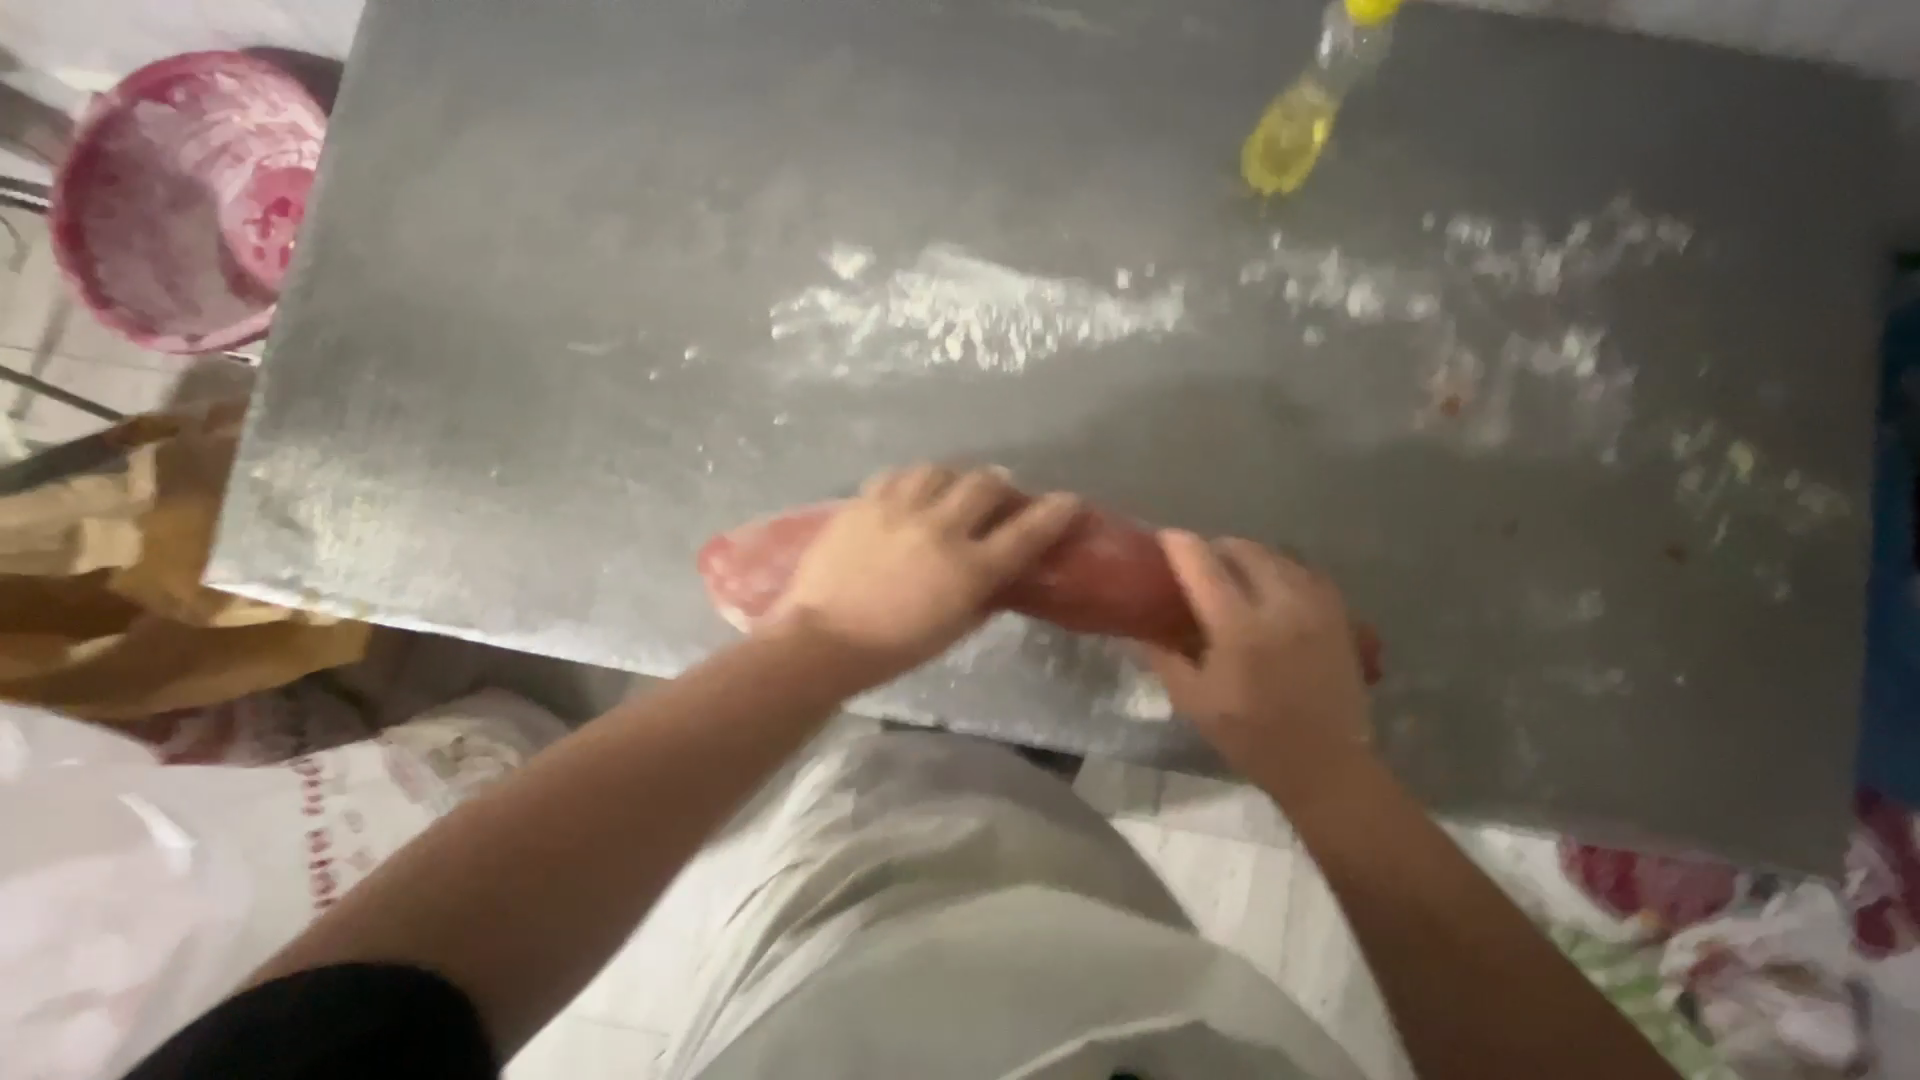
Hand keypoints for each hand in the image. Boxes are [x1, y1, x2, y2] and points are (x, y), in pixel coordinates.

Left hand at [767, 464, 1081, 683]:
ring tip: (949, 491)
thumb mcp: (954, 628)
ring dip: (953, 479)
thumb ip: (982, 595)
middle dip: (1000, 487)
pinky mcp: (864, 502)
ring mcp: (898, 509)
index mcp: (970, 568)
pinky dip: (912, 481)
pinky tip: (909, 495)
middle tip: (997, 498)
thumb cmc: (895, 649)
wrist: (823, 641)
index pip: (1028, 531)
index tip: (1069, 501)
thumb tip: (997, 574)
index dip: (1056, 512)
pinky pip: (897, 475)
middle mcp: (940, 528)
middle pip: (985, 484)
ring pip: (939, 470)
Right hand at [1140, 531, 1373, 797]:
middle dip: (1215, 548)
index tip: (1164, 540)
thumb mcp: (1193, 701)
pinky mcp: (1339, 615)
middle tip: (1198, 563)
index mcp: (1238, 627)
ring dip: (1249, 556)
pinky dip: (1283, 569)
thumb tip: (1139, 628)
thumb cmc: (1250, 736)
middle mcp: (1279, 604)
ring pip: (1278, 555)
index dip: (1179, 544)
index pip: (1202, 563)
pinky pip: (1307, 572)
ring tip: (1235, 573)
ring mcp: (1315, 606)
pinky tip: (1273, 587)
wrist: (1324, 763)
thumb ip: (1163, 657)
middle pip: (1243, 549)